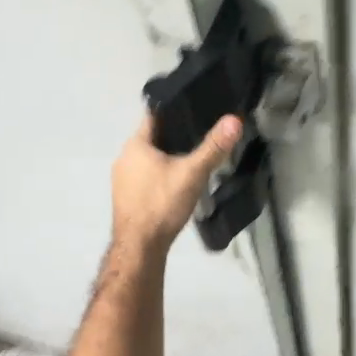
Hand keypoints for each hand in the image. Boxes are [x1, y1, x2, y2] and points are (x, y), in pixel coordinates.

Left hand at [110, 112, 242, 252]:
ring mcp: (121, 180)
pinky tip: (174, 186)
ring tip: (191, 160)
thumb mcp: (192, 173)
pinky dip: (159, 177)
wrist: (139, 247)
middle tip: (200, 136)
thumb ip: (213, 147)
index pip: (155, 116)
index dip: (175, 110)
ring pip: (148, 161)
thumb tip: (234, 120)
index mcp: (135, 144)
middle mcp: (123, 158)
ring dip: (166, 159)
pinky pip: (144, 179)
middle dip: (174, 137)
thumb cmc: (162, 204)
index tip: (194, 108)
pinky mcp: (125, 199)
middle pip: (152, 139)